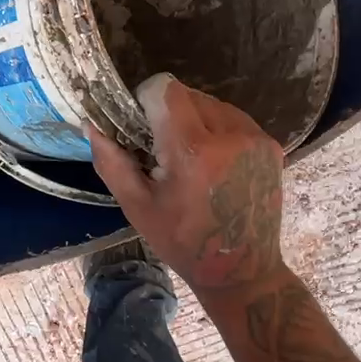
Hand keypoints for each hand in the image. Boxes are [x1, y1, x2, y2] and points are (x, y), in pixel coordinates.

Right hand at [91, 76, 286, 298]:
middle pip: (188, 95)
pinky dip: (218, 128)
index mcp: (193, 151)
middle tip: (162, 146)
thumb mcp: (137, 206)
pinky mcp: (270, 145)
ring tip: (189, 154)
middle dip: (170, 112)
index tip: (141, 124)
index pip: (166, 90)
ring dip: (195, 118)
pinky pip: (234, 118)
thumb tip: (90, 126)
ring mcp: (254, 139)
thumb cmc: (182, 241)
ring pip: (212, 103)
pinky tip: (213, 159)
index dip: (147, 100)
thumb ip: (111, 161)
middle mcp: (229, 137)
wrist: (242, 271)